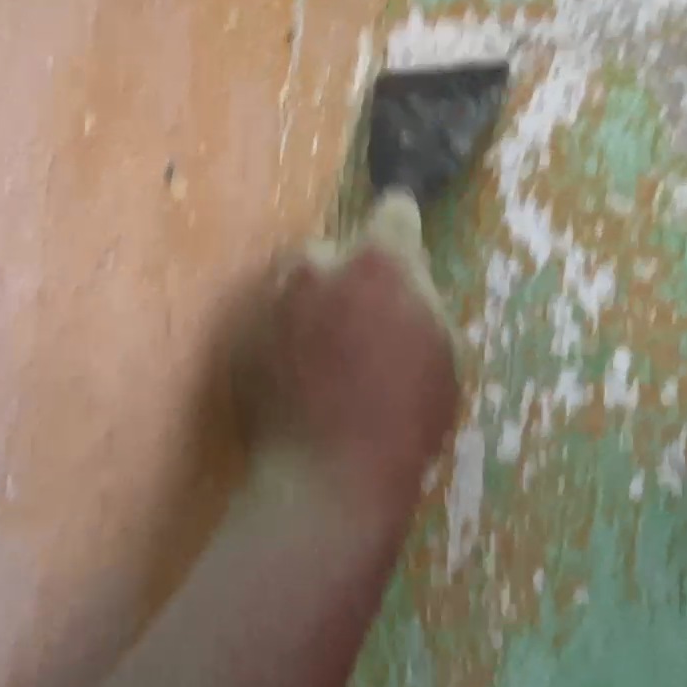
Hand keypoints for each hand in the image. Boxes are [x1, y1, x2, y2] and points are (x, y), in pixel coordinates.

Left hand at [250, 190, 459, 520]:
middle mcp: (316, 264)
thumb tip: (403, 280)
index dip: (402, 229)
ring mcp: (273, 297)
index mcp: (377, 262)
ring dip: (312, 303)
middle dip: (348, 275)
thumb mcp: (444, 351)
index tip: (404, 244)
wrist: (326, 474)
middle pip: (336, 250)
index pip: (394, 212)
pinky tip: (300, 376)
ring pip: (297, 284)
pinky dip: (285, 334)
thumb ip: (419, 298)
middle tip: (362, 321)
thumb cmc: (405, 417)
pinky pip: (271, 318)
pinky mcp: (242, 330)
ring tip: (327, 356)